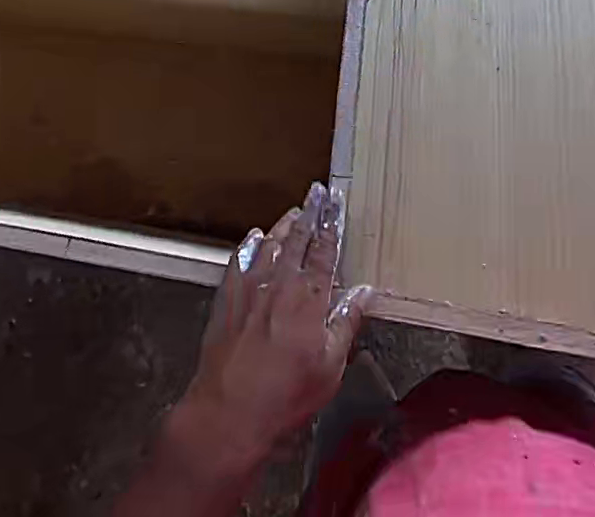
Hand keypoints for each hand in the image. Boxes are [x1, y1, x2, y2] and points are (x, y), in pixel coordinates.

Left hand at [169, 182, 374, 470]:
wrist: (230, 404)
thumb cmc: (287, 392)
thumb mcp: (330, 366)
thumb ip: (347, 322)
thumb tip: (366, 291)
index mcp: (309, 297)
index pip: (326, 251)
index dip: (332, 224)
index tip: (337, 202)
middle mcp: (279, 281)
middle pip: (298, 238)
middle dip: (311, 212)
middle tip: (318, 191)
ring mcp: (250, 283)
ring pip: (270, 243)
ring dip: (284, 224)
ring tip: (296, 210)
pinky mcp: (228, 291)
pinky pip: (241, 257)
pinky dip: (251, 243)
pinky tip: (256, 236)